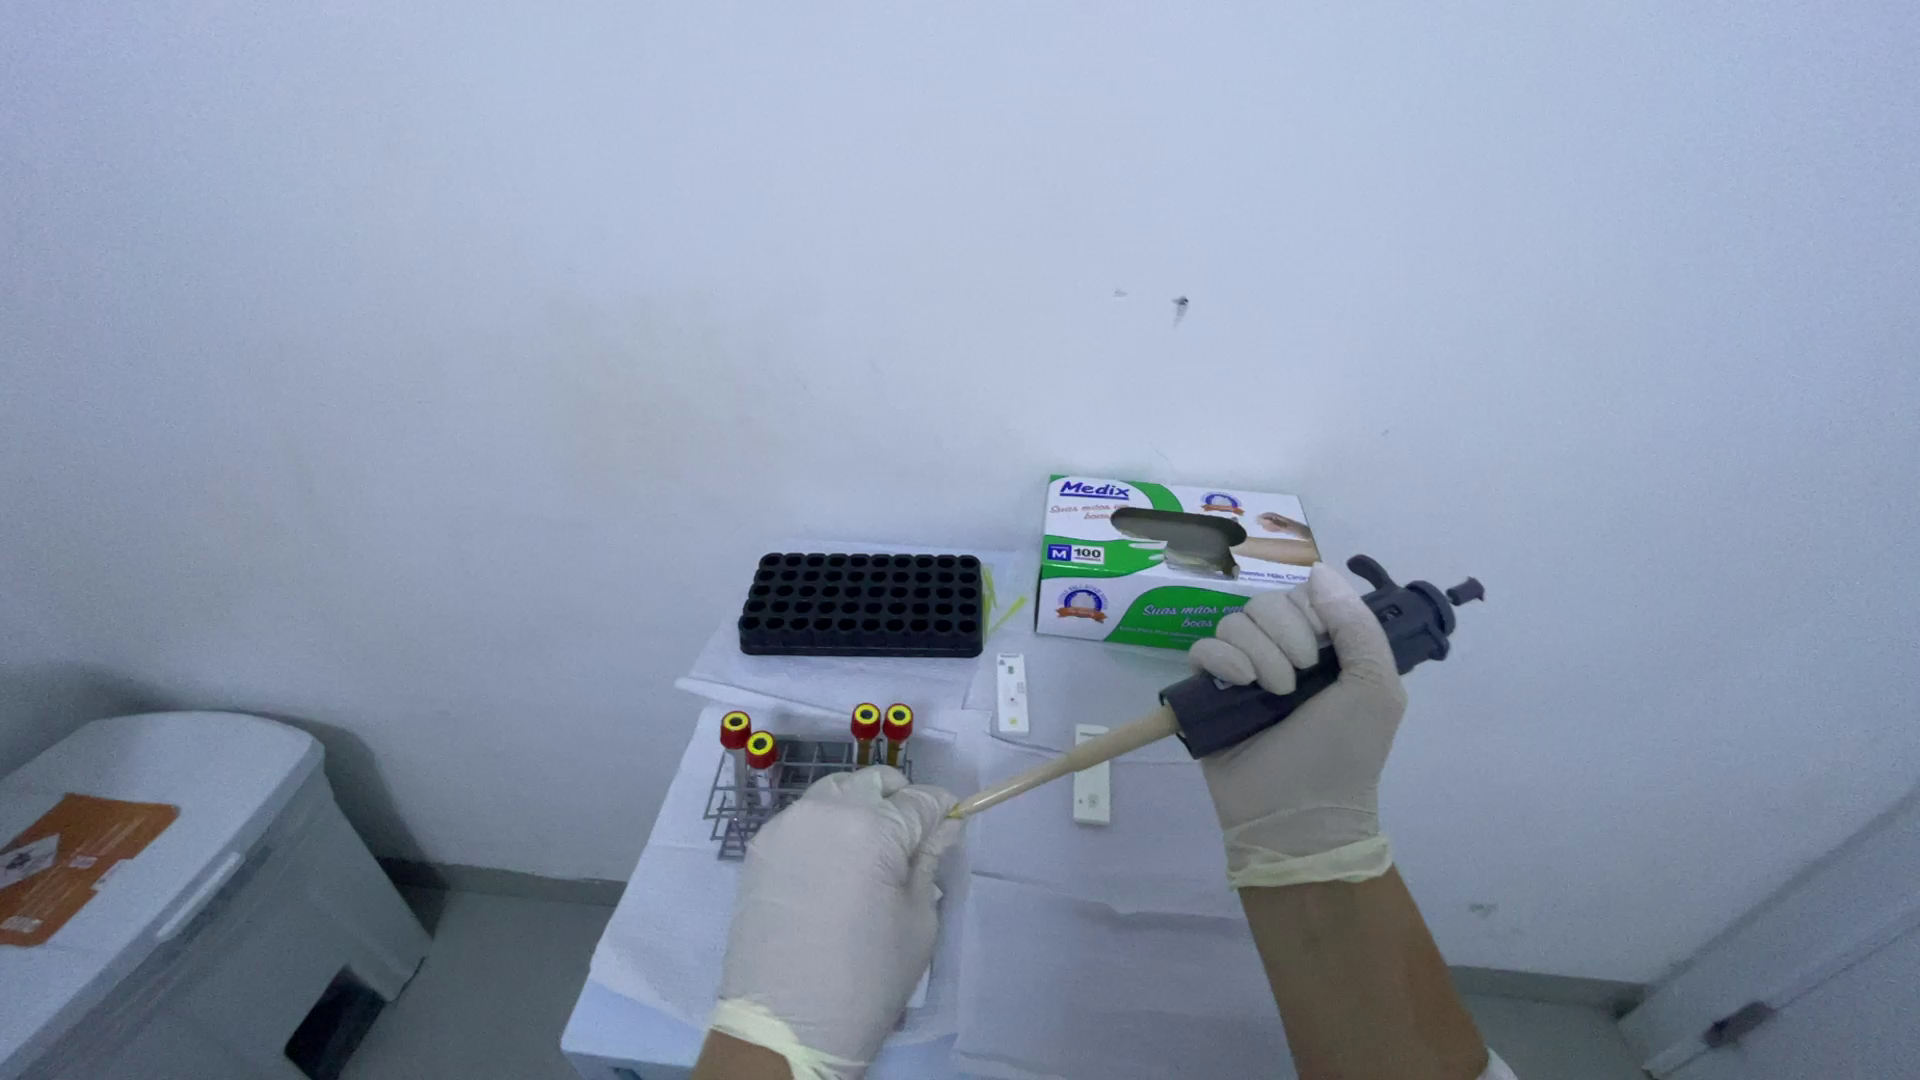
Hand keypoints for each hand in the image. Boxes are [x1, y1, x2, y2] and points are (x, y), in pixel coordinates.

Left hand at [710, 765, 959, 1077]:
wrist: (784, 1027)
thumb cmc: (866, 980)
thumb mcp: (918, 922)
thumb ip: (928, 861)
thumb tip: (940, 827)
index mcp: (873, 828)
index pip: (920, 799)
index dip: (942, 809)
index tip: (950, 820)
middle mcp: (827, 811)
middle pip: (875, 781)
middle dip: (899, 799)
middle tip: (909, 837)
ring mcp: (788, 824)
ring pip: (837, 790)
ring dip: (860, 805)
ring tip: (869, 847)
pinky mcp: (762, 845)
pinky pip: (804, 815)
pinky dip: (827, 824)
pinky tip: (832, 864)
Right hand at [1188, 562, 1406, 887]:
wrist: (1295, 814)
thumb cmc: (1343, 754)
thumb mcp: (1375, 689)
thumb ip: (1357, 626)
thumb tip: (1318, 569)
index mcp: (1324, 650)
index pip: (1304, 595)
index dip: (1310, 611)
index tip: (1322, 646)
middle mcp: (1281, 653)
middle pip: (1265, 604)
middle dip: (1284, 636)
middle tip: (1299, 679)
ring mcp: (1241, 671)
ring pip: (1233, 623)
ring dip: (1256, 653)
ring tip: (1272, 692)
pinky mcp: (1208, 689)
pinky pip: (1202, 648)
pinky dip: (1221, 660)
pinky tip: (1238, 685)